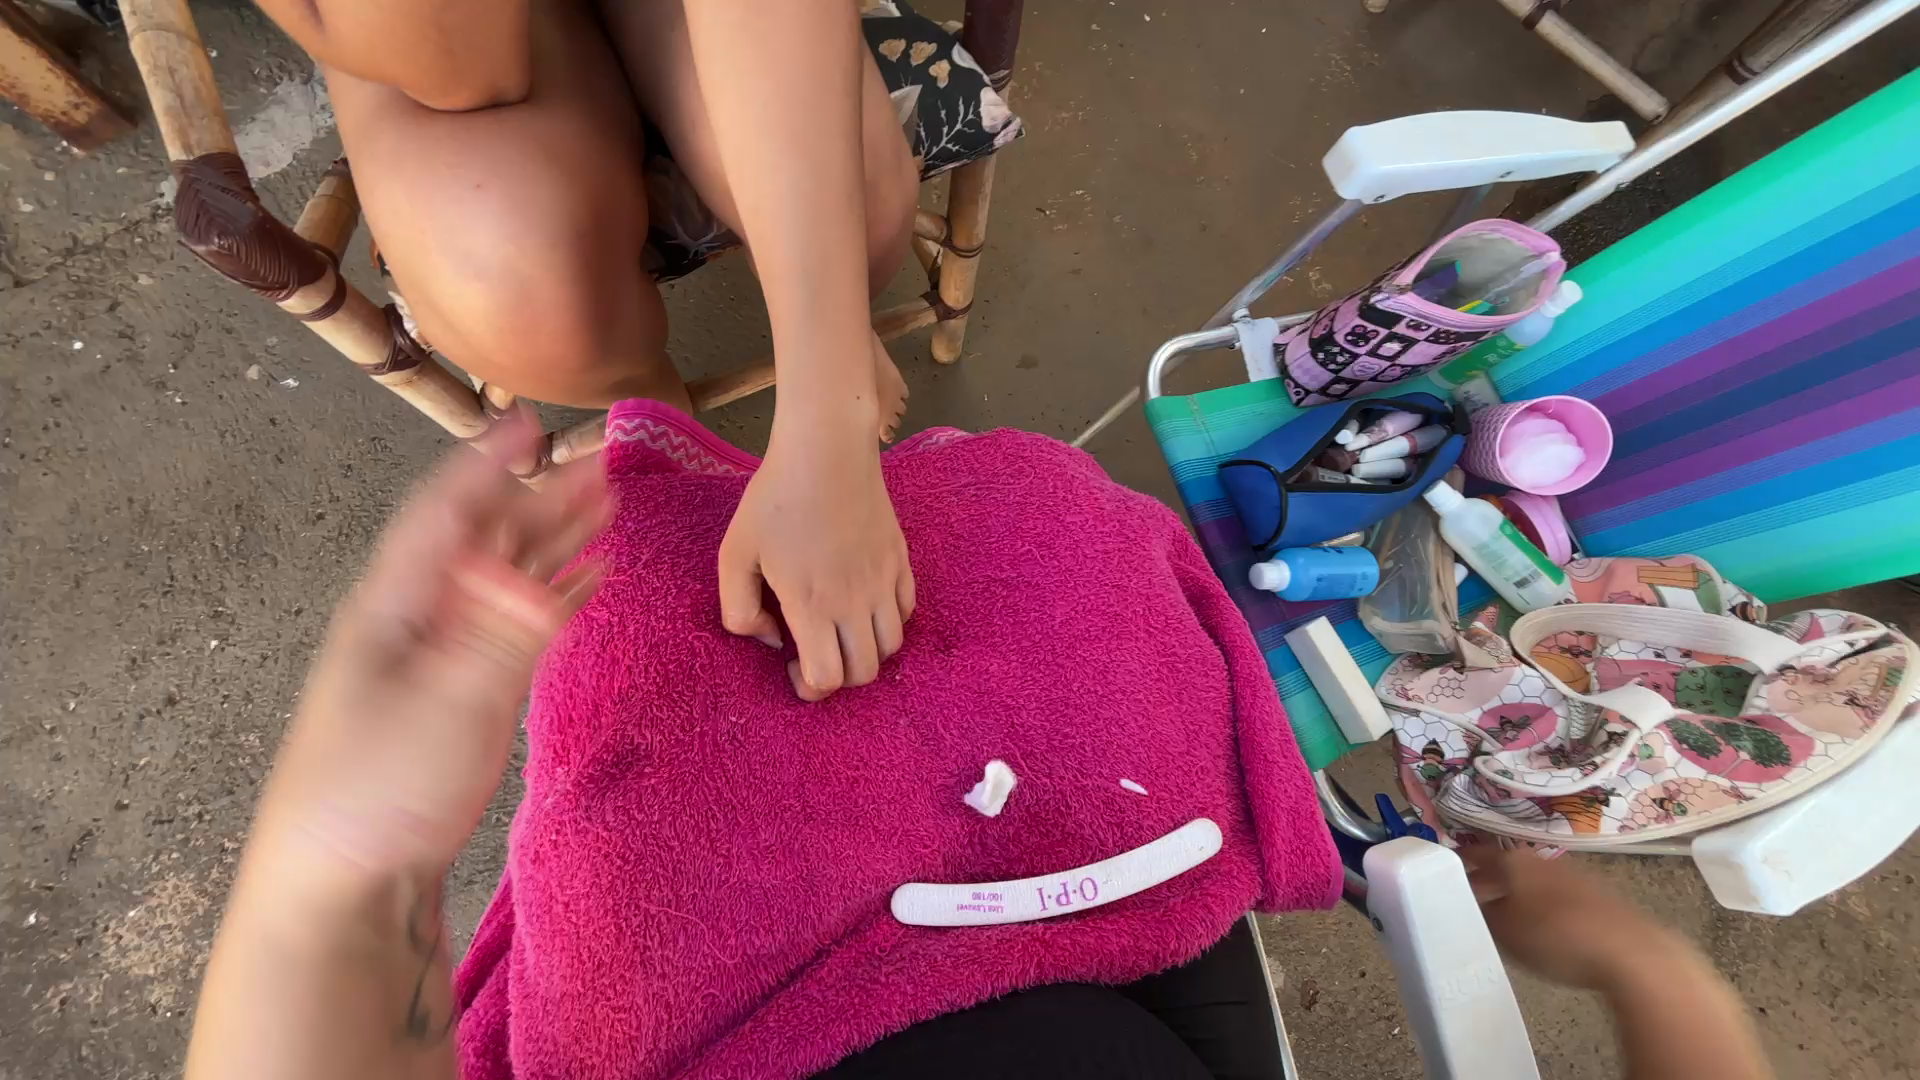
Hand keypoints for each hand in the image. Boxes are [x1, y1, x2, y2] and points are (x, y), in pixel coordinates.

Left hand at [248, 416, 610, 900]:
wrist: (352, 871)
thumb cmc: (375, 787)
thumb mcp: (441, 707)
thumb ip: (498, 638)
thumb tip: (543, 578)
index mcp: (397, 604)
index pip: (445, 515)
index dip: (485, 465)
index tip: (525, 423)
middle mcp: (428, 612)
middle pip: (492, 537)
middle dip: (544, 496)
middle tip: (600, 464)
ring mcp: (457, 646)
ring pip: (515, 573)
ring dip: (560, 537)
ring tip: (608, 505)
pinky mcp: (481, 678)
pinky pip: (530, 618)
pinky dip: (563, 591)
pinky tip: (594, 575)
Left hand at [718, 417, 914, 700]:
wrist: (826, 451)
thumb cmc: (775, 501)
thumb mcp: (734, 554)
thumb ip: (739, 611)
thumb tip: (770, 639)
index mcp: (812, 606)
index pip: (828, 680)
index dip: (810, 689)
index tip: (792, 668)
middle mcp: (855, 602)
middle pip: (865, 672)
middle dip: (839, 677)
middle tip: (816, 655)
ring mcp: (884, 582)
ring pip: (891, 647)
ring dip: (867, 652)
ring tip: (843, 632)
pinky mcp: (901, 561)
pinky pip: (906, 611)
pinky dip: (888, 621)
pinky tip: (865, 604)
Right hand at [1462, 845, 1686, 991]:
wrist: (1638, 957)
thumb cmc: (1556, 936)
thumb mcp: (1503, 930)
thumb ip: (1480, 912)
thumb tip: (1468, 902)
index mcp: (1512, 859)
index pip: (1474, 853)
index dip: (1457, 862)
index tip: (1443, 871)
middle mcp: (1543, 859)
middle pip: (1507, 866)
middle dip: (1490, 880)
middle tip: (1474, 899)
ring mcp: (1578, 877)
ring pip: (1537, 881)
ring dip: (1522, 894)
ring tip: (1512, 917)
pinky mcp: (1606, 900)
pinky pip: (1564, 897)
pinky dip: (1550, 907)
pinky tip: (1553, 929)